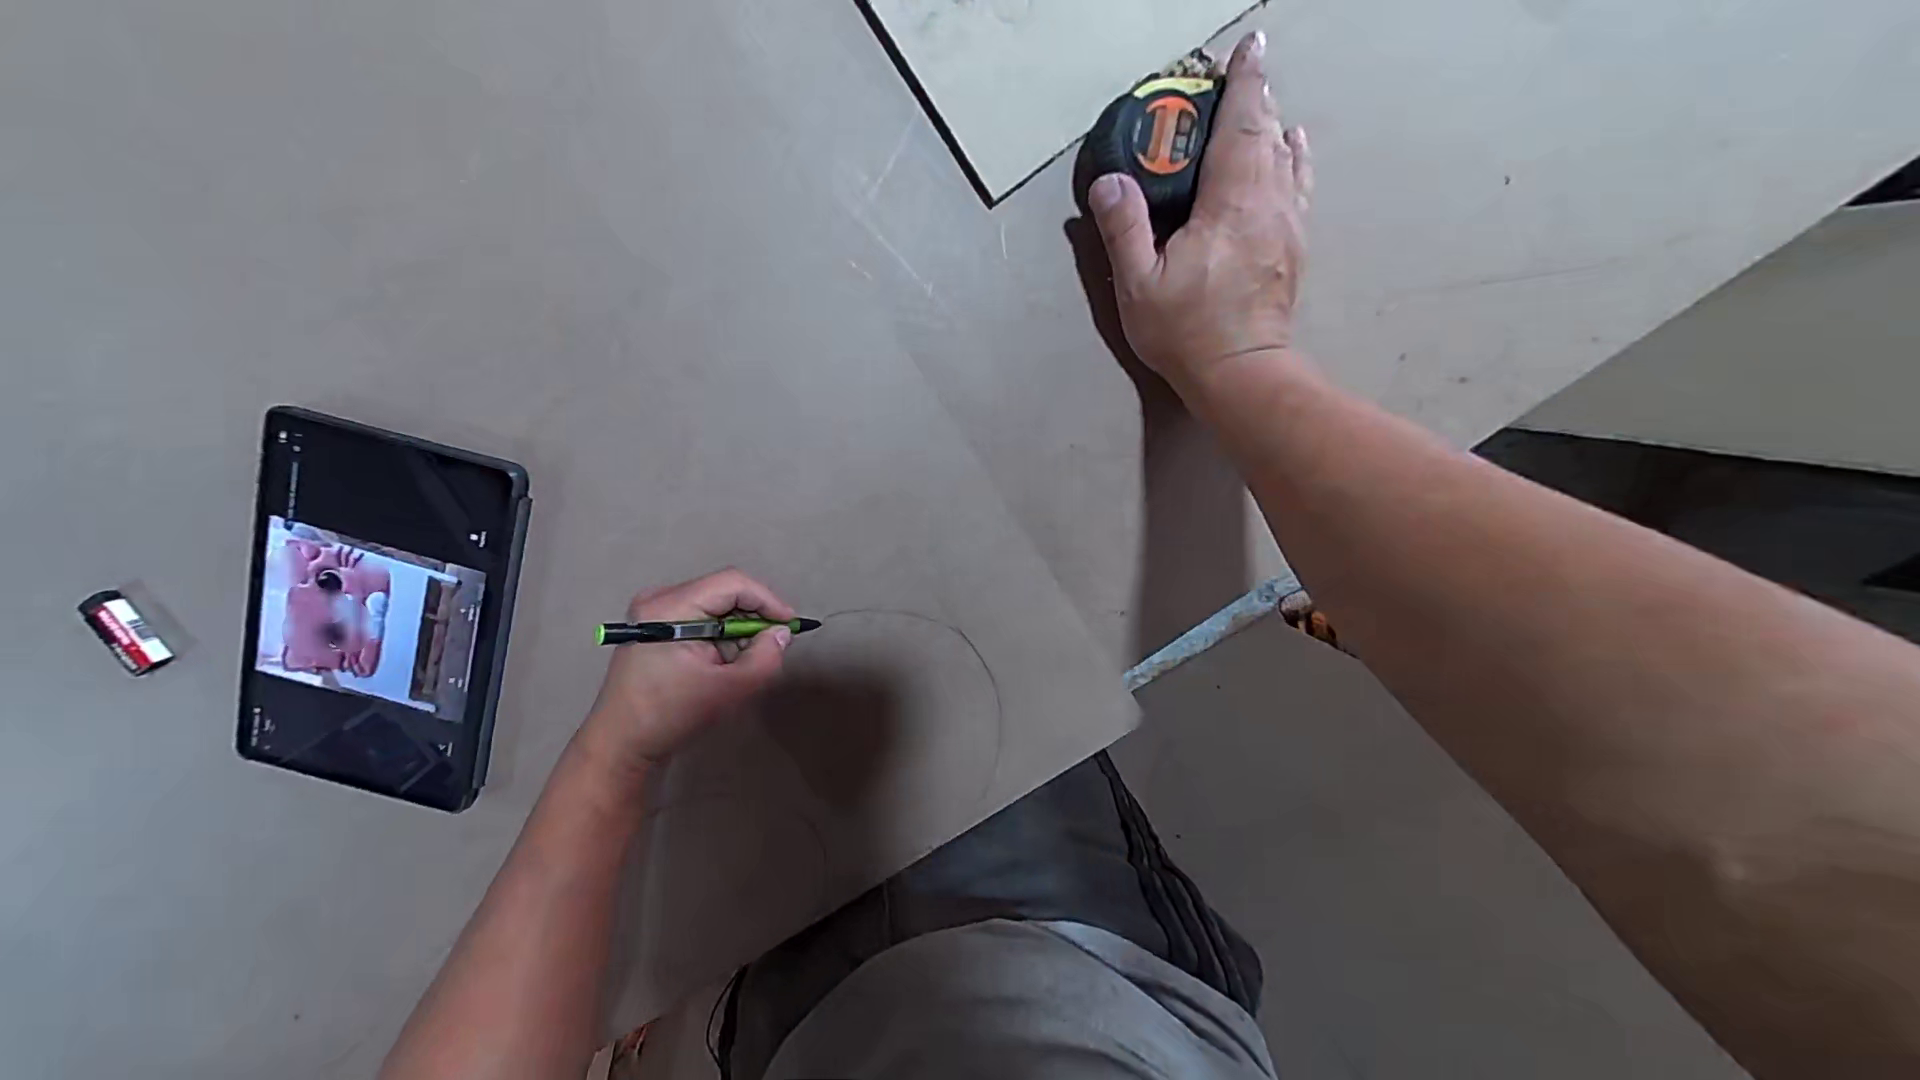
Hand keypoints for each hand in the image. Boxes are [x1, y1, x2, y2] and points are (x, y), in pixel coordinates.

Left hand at [579, 569, 795, 770]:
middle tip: (773, 647)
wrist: (620, 746)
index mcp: (670, 606)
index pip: (733, 583)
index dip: (768, 600)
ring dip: (739, 630)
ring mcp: (656, 613)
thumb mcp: (729, 689)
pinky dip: (723, 637)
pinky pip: (702, 618)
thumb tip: (782, 633)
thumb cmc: (671, 715)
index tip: (790, 627)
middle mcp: (660, 599)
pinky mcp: (657, 628)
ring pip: (716, 606)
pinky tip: (726, 664)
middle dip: (754, 618)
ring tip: (747, 662)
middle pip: (724, 592)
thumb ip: (765, 658)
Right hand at [1088, 31, 1312, 387]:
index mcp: (1230, 202)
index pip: (1242, 124)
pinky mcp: (1295, 246)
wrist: (1241, 373)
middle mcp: (1269, 201)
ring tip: (1260, 106)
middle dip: (1255, 96)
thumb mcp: (1138, 285)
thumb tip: (1110, 182)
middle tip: (1237, 75)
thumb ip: (1124, 229)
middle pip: (1267, 131)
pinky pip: (1300, 183)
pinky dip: (1294, 156)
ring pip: (1287, 155)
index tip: (1246, 47)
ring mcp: (1288, 223)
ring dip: (1273, 124)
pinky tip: (1292, 147)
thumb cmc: (1186, 332)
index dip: (1243, 82)